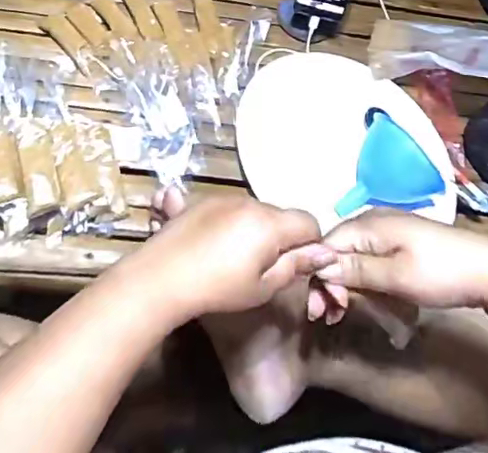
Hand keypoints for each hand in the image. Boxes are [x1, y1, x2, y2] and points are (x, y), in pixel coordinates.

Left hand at [128, 190, 330, 321]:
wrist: (163, 275)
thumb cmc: (218, 288)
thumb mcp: (263, 287)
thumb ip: (295, 265)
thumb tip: (324, 253)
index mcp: (271, 223)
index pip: (308, 222)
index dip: (310, 244)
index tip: (296, 266)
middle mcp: (251, 202)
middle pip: (280, 216)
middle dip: (281, 238)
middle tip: (263, 269)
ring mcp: (226, 198)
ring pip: (255, 211)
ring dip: (255, 230)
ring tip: (234, 260)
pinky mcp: (204, 201)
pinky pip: (230, 208)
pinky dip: (232, 224)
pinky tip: (214, 246)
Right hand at [315, 210, 487, 310]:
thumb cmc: (441, 273)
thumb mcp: (396, 276)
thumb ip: (356, 270)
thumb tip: (319, 266)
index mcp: (368, 223)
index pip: (326, 246)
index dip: (319, 277)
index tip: (323, 310)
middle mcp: (373, 220)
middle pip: (338, 250)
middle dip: (332, 283)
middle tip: (333, 317)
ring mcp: (388, 230)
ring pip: (354, 256)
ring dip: (349, 285)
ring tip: (350, 313)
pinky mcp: (400, 243)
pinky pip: (371, 259)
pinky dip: (367, 280)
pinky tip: (372, 301)